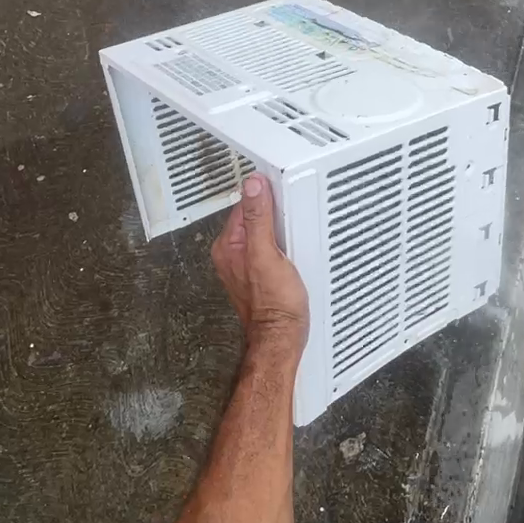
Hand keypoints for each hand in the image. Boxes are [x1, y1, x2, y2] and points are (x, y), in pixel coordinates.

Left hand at [210, 176, 309, 358]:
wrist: (283, 337)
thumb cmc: (274, 304)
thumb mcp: (265, 254)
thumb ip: (259, 218)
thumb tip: (253, 185)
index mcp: (228, 245)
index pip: (246, 205)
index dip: (266, 199)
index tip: (283, 200)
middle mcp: (235, 253)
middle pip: (257, 217)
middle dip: (277, 215)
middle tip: (292, 224)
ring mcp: (249, 263)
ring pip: (268, 231)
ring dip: (284, 230)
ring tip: (295, 239)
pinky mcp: (264, 272)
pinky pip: (274, 246)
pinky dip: (286, 244)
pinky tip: (295, 252)